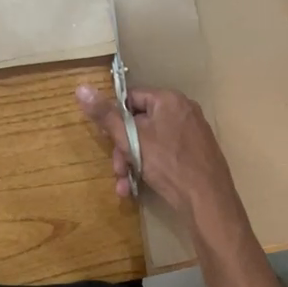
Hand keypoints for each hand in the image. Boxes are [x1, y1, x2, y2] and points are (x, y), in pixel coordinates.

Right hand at [76, 85, 238, 224]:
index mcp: (169, 99)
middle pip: (140, 123)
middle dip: (123, 149)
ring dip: (133, 163)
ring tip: (124, 185)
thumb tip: (81, 87)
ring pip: (151, 142)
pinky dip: (150, 168)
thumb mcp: (131, 139)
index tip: (106, 138)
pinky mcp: (196, 153)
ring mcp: (192, 132)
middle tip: (117, 169)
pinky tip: (137, 188)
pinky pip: (166, 153)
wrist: (207, 198)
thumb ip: (106, 115)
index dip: (115, 117)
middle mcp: (183, 110)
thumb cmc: (167, 163)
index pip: (132, 98)